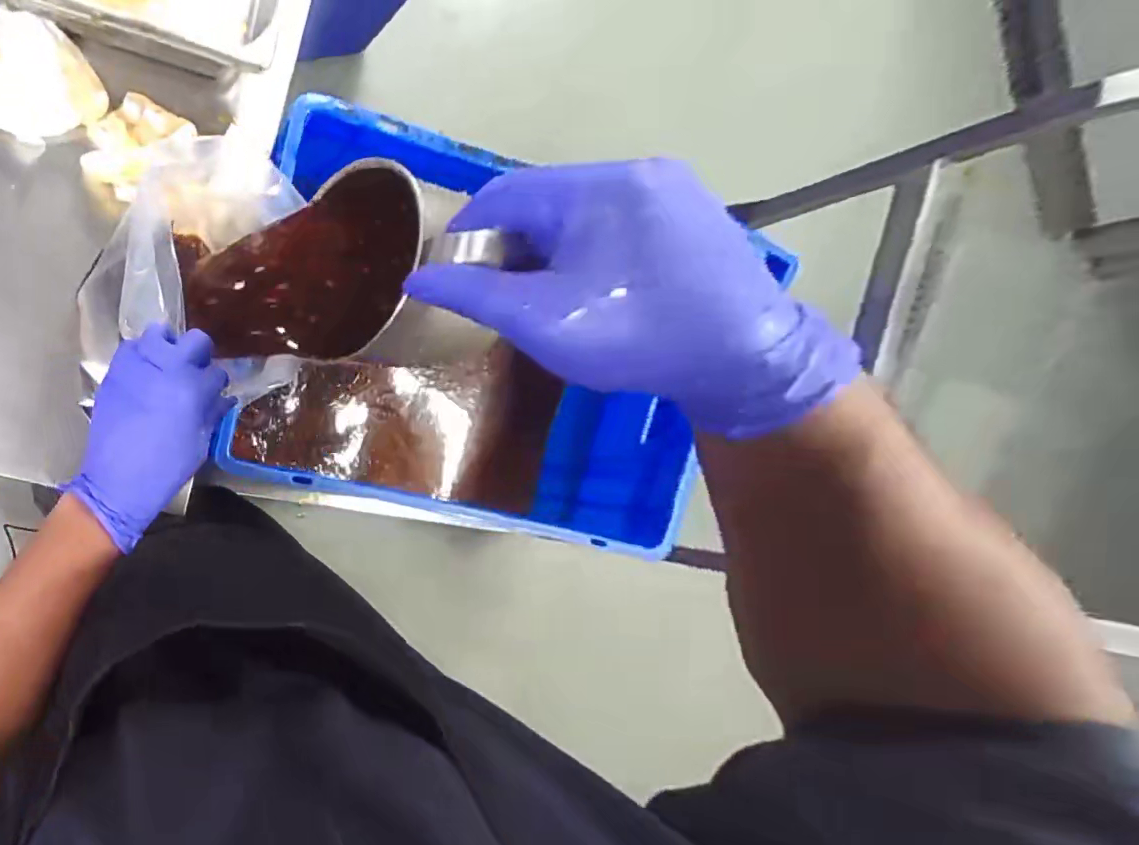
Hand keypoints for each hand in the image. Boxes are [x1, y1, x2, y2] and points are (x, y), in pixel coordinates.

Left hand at [62, 324, 230, 551]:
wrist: (115, 481)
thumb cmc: (164, 470)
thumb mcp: (198, 446)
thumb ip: (212, 416)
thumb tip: (223, 399)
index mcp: (194, 390)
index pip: (217, 373)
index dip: (217, 384)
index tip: (212, 393)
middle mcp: (169, 368)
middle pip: (196, 340)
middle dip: (200, 355)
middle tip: (194, 371)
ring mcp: (139, 365)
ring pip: (160, 333)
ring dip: (168, 346)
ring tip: (166, 366)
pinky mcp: (115, 370)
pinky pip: (131, 347)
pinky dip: (140, 354)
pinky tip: (143, 374)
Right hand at [404, 159, 861, 438]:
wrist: (743, 356)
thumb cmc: (631, 336)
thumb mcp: (539, 319)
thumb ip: (472, 294)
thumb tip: (414, 278)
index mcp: (596, 190)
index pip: (503, 194)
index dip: (463, 230)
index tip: (443, 271)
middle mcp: (633, 174)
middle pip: (539, 199)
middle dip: (502, 242)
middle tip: (485, 290)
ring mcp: (665, 188)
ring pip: (572, 210)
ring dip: (537, 247)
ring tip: (527, 293)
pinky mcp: (683, 211)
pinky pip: (606, 219)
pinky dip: (574, 247)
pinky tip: (574, 285)